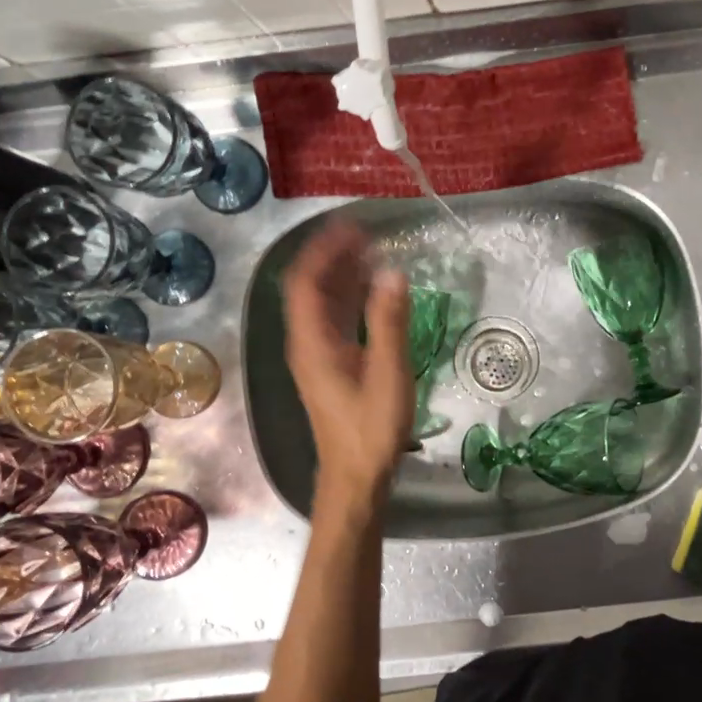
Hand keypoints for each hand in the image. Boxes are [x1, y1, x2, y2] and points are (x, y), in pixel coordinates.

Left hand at [283, 221, 412, 513]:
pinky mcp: (331, 366)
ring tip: (373, 254)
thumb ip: (389, 322)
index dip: (324, 250)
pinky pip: (335, 321)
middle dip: (334, 257)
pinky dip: (350, 300)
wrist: (356, 475)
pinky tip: (374, 292)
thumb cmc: (371, 427)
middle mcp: (307, 343)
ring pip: (323, 304)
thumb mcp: (387, 374)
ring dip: (343, 276)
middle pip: (311, 288)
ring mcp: (317, 355)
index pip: (307, 282)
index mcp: (312, 342)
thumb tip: (394, 272)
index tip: (352, 227)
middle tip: (366, 234)